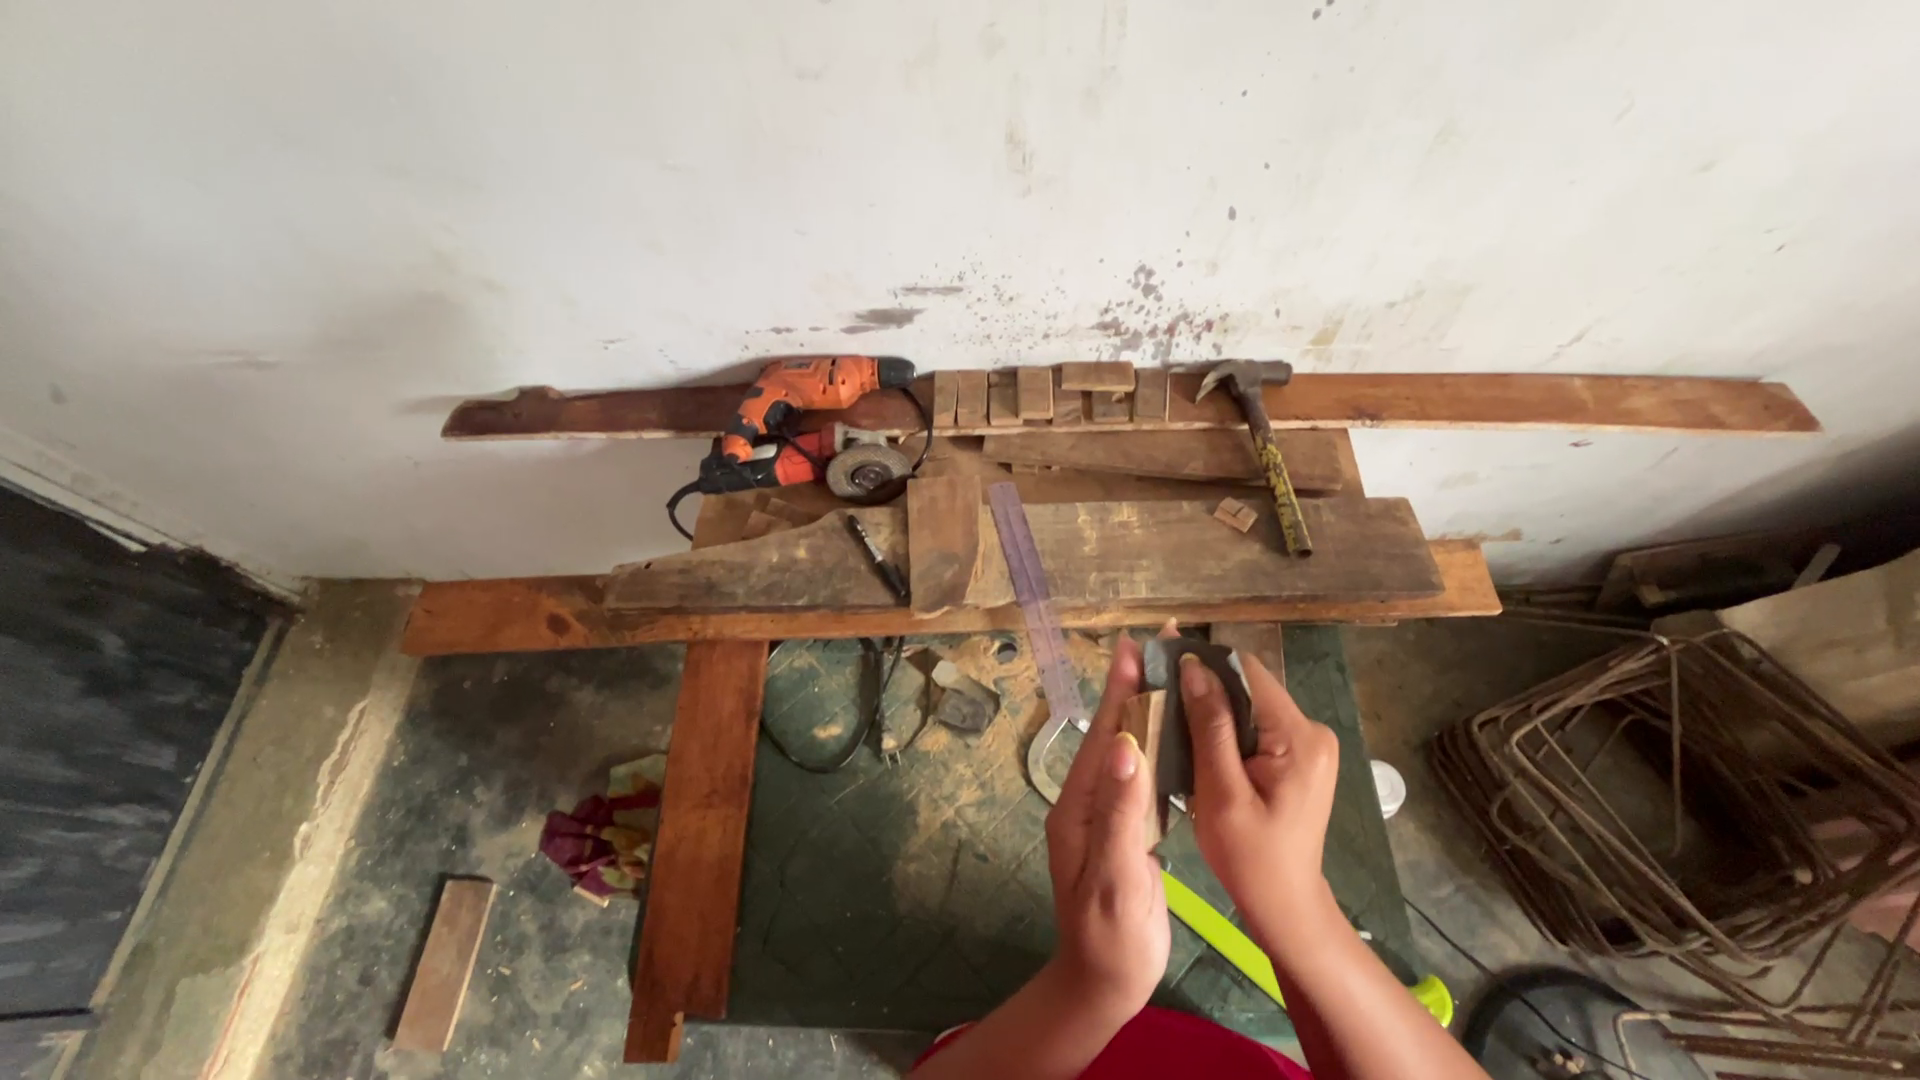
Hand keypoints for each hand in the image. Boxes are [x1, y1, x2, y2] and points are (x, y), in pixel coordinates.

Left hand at [1041, 635, 1169, 1019]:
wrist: (1104, 982)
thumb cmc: (1109, 936)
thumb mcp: (1114, 877)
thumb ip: (1119, 812)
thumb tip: (1125, 744)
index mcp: (1080, 805)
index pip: (1103, 736)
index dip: (1118, 691)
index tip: (1132, 647)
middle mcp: (1090, 800)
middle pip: (1115, 733)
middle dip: (1133, 688)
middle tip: (1158, 645)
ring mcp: (1109, 814)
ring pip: (1129, 750)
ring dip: (1147, 711)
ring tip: (1171, 675)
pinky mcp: (1129, 830)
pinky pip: (1143, 776)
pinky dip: (1159, 746)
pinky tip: (1177, 733)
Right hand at [1179, 650, 1340, 942]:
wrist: (1284, 905)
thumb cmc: (1249, 857)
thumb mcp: (1221, 793)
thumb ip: (1209, 727)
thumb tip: (1191, 667)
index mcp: (1299, 738)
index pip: (1247, 674)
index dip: (1203, 662)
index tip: (1160, 657)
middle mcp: (1311, 731)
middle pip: (1248, 686)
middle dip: (1203, 685)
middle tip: (1156, 688)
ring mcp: (1308, 744)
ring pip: (1249, 704)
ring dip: (1211, 706)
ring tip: (1169, 712)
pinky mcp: (1299, 756)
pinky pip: (1255, 725)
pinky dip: (1224, 727)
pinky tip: (1195, 737)